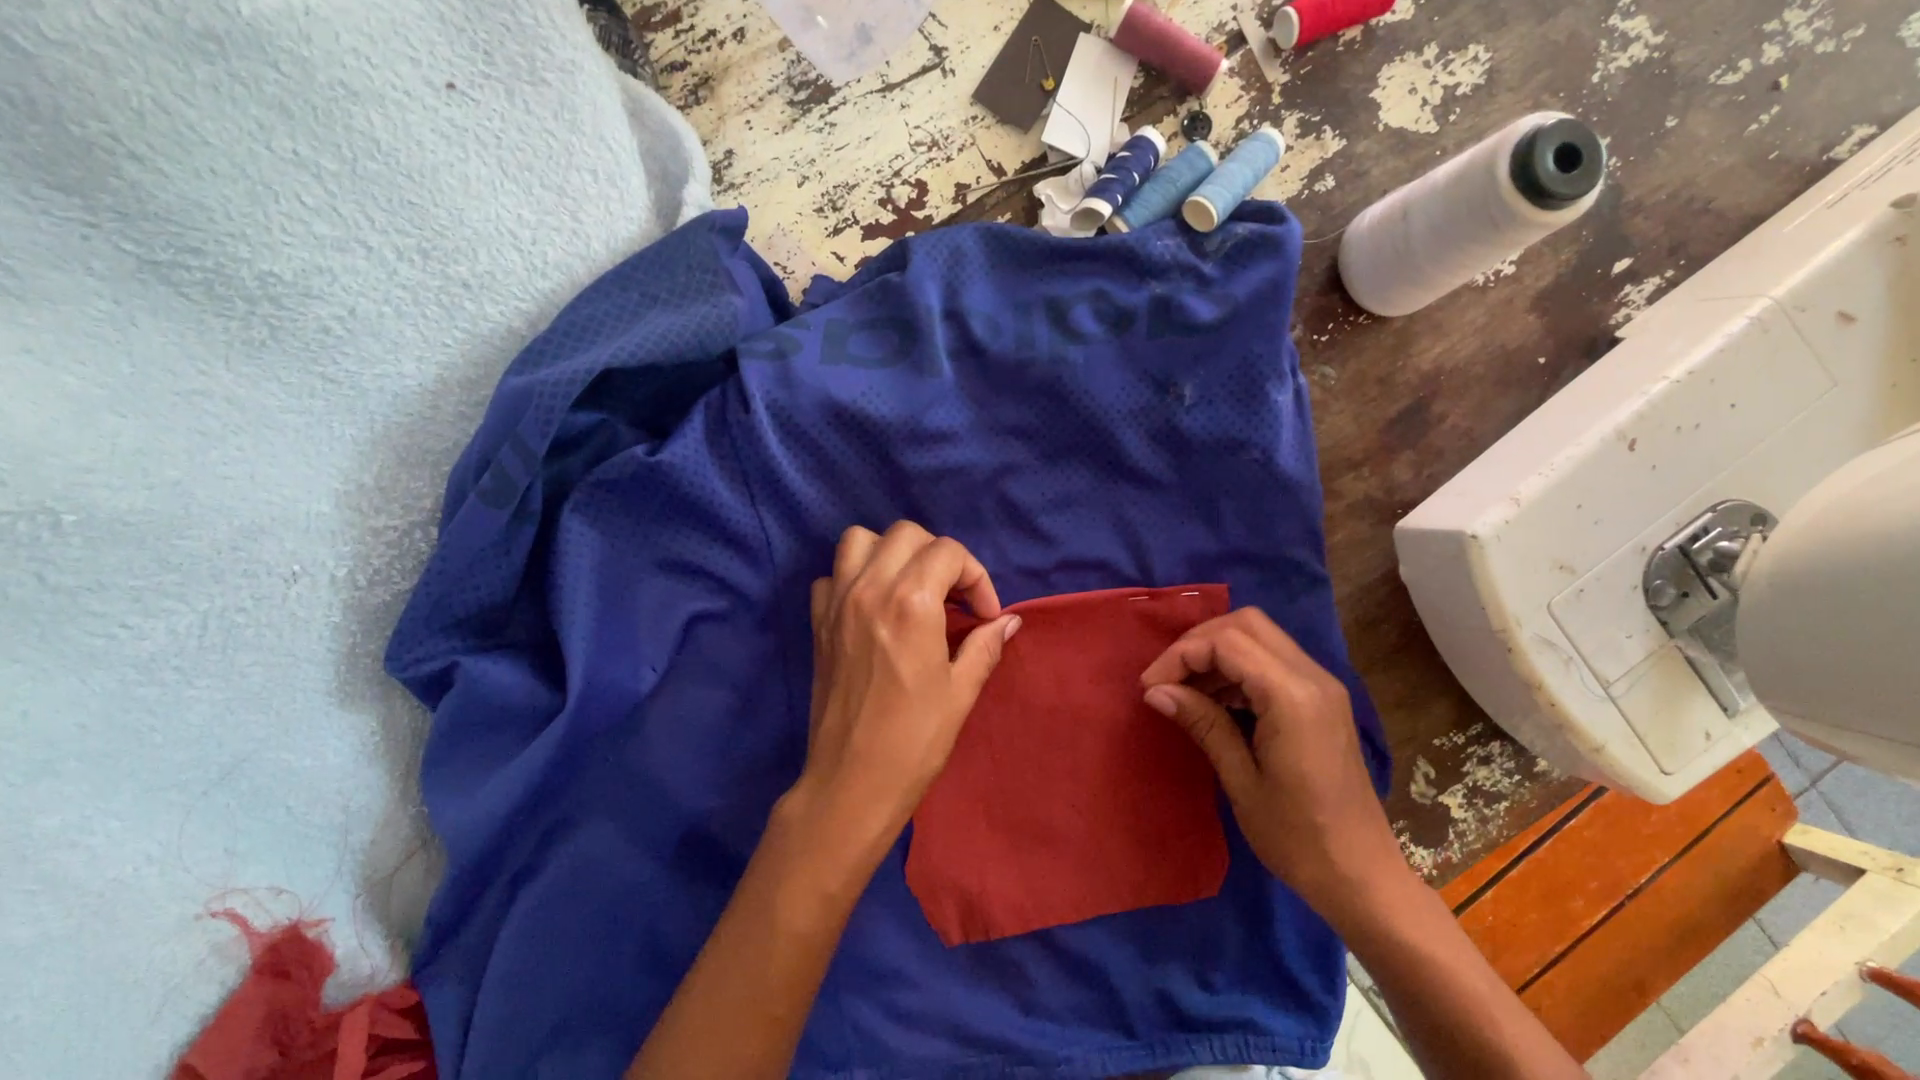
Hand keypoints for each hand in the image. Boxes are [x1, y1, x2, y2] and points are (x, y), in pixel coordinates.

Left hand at [793, 522, 1020, 857]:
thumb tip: (1008, 621)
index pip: (948, 551)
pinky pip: (831, 576)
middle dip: (938, 555)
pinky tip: (873, 609)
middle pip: (905, 534)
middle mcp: (869, 589)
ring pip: (859, 540)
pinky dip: (853, 578)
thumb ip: (984, 645)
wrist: (852, 781)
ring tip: (912, 588)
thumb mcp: (960, 691)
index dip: (976, 577)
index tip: (985, 614)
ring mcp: (836, 603)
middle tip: (954, 596)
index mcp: (911, 603)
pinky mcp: (817, 624)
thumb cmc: (914, 740)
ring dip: (891, 553)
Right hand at [1139, 607, 1406, 911]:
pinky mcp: (1322, 702)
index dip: (1181, 655)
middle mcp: (1312, 678)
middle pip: (1246, 624)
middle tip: (1167, 681)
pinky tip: (1215, 703)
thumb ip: (1203, 724)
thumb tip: (1155, 692)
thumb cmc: (1296, 838)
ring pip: (1260, 638)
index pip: (1227, 642)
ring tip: (1184, 694)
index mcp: (1292, 697)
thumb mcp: (1241, 782)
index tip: (1150, 688)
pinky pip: (1273, 662)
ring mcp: (1322, 688)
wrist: (1360, 875)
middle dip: (1198, 644)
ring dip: (1217, 655)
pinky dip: (1238, 670)